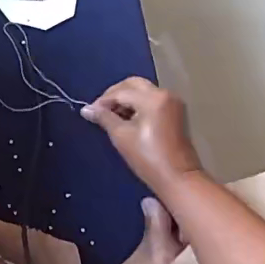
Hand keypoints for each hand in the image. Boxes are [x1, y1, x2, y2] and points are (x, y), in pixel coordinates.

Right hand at [81, 77, 203, 190]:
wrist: (178, 178)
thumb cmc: (147, 158)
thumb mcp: (120, 136)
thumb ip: (103, 117)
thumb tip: (86, 109)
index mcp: (152, 99)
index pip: (120, 92)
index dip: (102, 101)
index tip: (90, 113)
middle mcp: (165, 94)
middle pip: (133, 84)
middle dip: (114, 95)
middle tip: (100, 110)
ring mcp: (172, 102)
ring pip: (142, 91)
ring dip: (126, 99)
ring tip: (112, 117)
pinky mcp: (175, 112)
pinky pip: (151, 100)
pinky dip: (137, 105)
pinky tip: (127, 119)